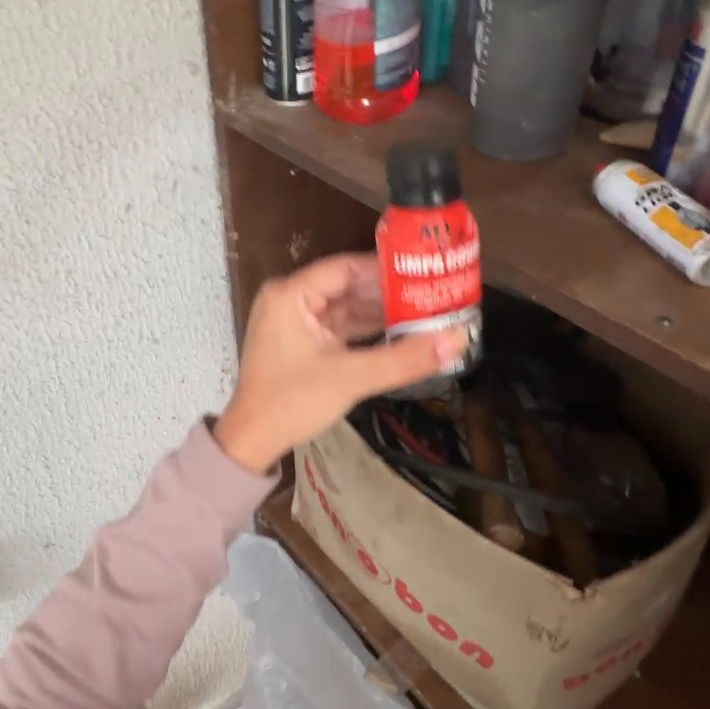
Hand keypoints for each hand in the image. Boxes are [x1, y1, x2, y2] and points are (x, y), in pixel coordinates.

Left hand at [213, 253, 467, 472]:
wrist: (252, 440)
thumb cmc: (290, 402)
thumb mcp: (350, 378)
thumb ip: (403, 359)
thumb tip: (456, 340)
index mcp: (290, 295)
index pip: (345, 268)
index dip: (385, 270)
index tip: (424, 273)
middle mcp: (289, 300)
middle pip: (347, 286)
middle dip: (389, 294)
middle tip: (434, 294)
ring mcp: (294, 322)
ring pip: (346, 308)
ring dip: (381, 313)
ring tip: (427, 313)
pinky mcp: (301, 343)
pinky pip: (340, 327)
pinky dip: (367, 331)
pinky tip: (402, 334)